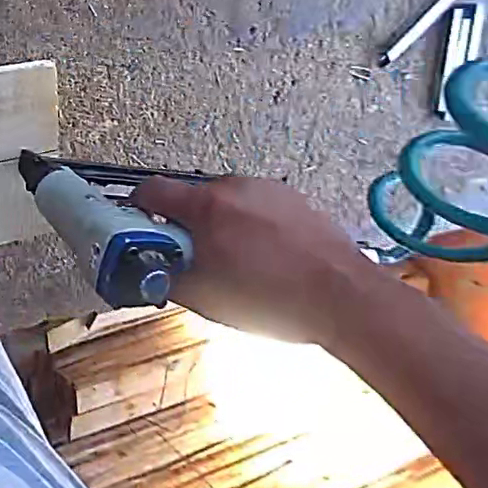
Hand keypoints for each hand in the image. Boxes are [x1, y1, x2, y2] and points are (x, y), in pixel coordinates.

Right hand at [131, 176, 374, 343]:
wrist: (348, 300)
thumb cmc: (275, 300)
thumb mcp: (204, 297)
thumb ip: (166, 276)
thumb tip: (147, 268)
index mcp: (204, 206)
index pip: (151, 190)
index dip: (138, 207)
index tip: (140, 225)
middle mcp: (233, 187)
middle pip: (190, 197)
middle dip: (186, 223)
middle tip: (195, 255)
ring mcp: (266, 190)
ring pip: (225, 201)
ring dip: (221, 223)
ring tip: (239, 261)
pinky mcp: (293, 199)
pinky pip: (256, 205)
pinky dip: (251, 224)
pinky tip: (267, 257)